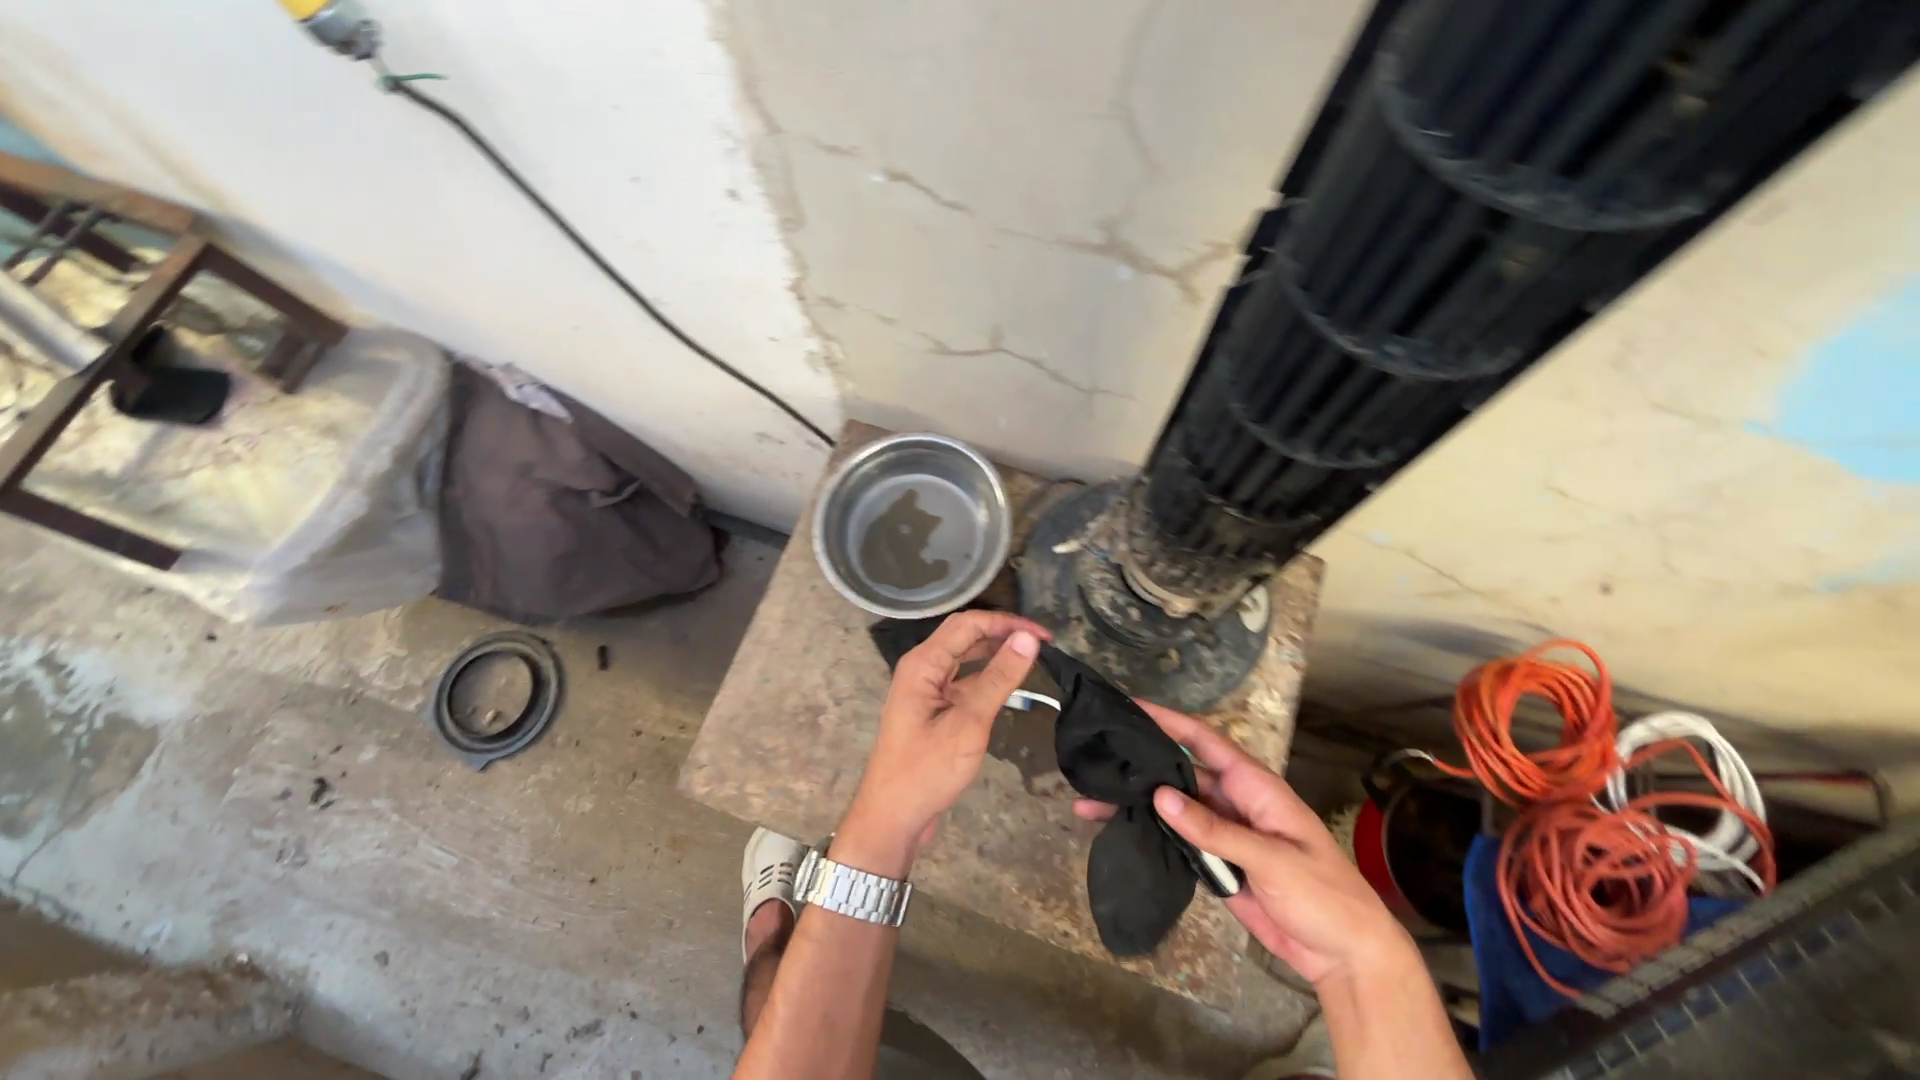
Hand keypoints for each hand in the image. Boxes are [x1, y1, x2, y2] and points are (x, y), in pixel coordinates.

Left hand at [837, 611, 1047, 876]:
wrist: (892, 816)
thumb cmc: (927, 769)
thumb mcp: (969, 723)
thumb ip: (999, 678)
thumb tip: (1028, 639)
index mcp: (923, 664)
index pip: (968, 624)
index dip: (1007, 623)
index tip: (1042, 636)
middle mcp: (921, 669)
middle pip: (964, 636)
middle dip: (1002, 633)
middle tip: (1041, 644)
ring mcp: (925, 690)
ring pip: (964, 659)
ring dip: (995, 654)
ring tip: (1030, 658)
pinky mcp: (932, 710)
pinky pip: (962, 682)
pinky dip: (986, 679)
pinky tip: (1008, 686)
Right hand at [1072, 700, 1413, 987]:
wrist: (1346, 955)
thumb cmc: (1324, 896)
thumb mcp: (1272, 859)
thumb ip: (1215, 830)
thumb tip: (1160, 796)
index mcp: (1255, 787)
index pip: (1205, 742)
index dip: (1169, 721)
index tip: (1130, 707)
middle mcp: (1235, 802)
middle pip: (1181, 774)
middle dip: (1141, 766)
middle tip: (1096, 759)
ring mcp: (1224, 834)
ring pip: (1174, 809)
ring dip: (1138, 805)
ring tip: (1091, 802)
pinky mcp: (1217, 865)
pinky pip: (1178, 841)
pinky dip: (1150, 835)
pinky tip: (1119, 832)